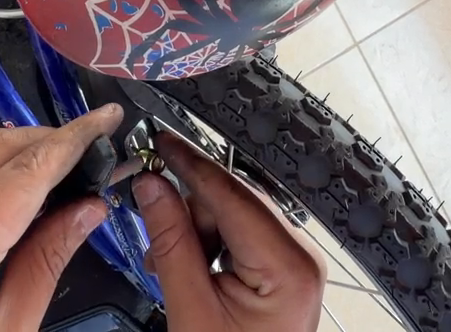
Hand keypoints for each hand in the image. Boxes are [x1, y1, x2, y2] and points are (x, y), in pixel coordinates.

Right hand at [134, 135, 324, 331]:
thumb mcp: (191, 311)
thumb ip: (171, 240)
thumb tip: (150, 184)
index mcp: (288, 265)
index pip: (233, 193)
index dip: (191, 162)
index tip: (161, 140)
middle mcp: (300, 254)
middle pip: (233, 200)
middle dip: (191, 211)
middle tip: (153, 223)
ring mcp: (294, 261)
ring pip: (233, 214)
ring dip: (197, 231)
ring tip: (173, 266)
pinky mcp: (283, 269)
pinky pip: (240, 234)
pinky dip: (210, 245)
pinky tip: (191, 269)